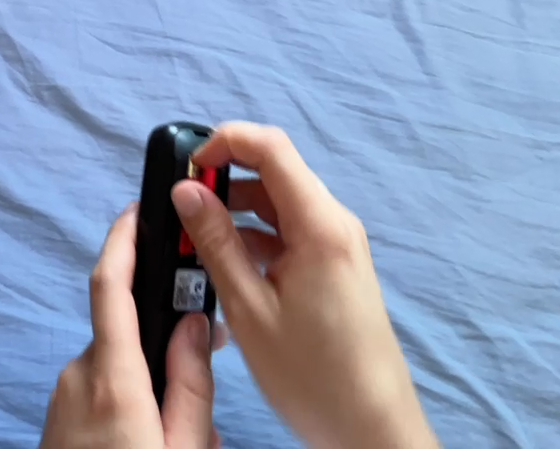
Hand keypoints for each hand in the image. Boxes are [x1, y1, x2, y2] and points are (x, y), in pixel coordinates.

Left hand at [40, 204, 217, 448]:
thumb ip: (191, 386)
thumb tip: (193, 325)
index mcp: (111, 379)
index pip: (110, 285)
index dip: (122, 239)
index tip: (136, 209)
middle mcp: (79, 377)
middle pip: (127, 333)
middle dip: (164, 342)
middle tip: (206, 371)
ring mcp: (61, 397)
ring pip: (119, 368)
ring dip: (151, 384)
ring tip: (187, 433)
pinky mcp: (56, 419)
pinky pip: (101, 393)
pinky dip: (130, 404)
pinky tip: (154, 438)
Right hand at [172, 123, 437, 448]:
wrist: (374, 432)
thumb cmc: (312, 375)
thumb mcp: (248, 308)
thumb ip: (215, 240)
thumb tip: (185, 189)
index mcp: (319, 224)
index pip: (271, 146)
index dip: (226, 140)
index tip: (190, 165)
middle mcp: (333, 220)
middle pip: (275, 168)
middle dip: (226, 172)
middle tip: (185, 200)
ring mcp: (337, 240)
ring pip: (279, 197)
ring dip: (237, 203)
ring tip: (198, 233)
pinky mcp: (333, 261)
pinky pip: (289, 225)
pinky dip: (255, 230)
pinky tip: (227, 259)